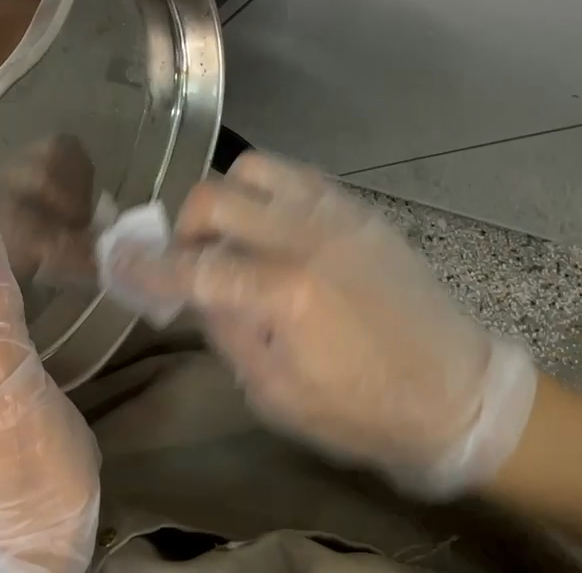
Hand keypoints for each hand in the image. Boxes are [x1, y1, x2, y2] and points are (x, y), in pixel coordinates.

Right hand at [108, 152, 534, 499]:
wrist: (463, 396)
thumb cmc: (365, 412)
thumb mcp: (276, 395)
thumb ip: (226, 333)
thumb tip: (196, 291)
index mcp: (285, 293)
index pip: (193, 267)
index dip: (146, 265)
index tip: (118, 260)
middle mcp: (305, 238)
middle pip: (213, 197)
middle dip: (185, 226)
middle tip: (191, 257)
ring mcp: (335, 215)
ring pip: (252, 169)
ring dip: (228, 199)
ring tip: (236, 235)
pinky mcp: (357, 210)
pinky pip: (295, 176)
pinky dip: (268, 194)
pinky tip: (274, 228)